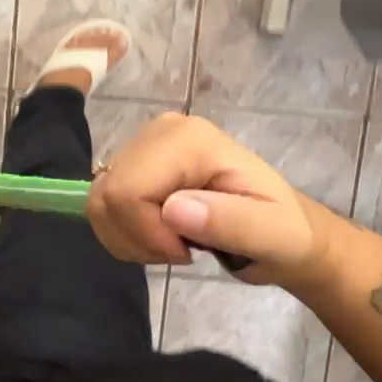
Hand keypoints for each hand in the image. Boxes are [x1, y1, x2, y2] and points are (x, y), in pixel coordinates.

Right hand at [87, 113, 343, 287]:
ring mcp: (143, 146)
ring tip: (171, 245)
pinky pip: (101, 204)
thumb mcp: (273, 236)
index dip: (148, 234)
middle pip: (107, 196)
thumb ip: (229, 222)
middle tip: (181, 249)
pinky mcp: (134, 163)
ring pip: (98, 202)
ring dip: (129, 238)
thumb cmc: (282, 234)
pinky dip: (123, 233)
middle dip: (138, 238)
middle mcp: (159, 131)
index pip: (127, 191)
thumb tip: (174, 209)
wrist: (284, 232)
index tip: (186, 251)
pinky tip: (158, 237)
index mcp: (189, 140)